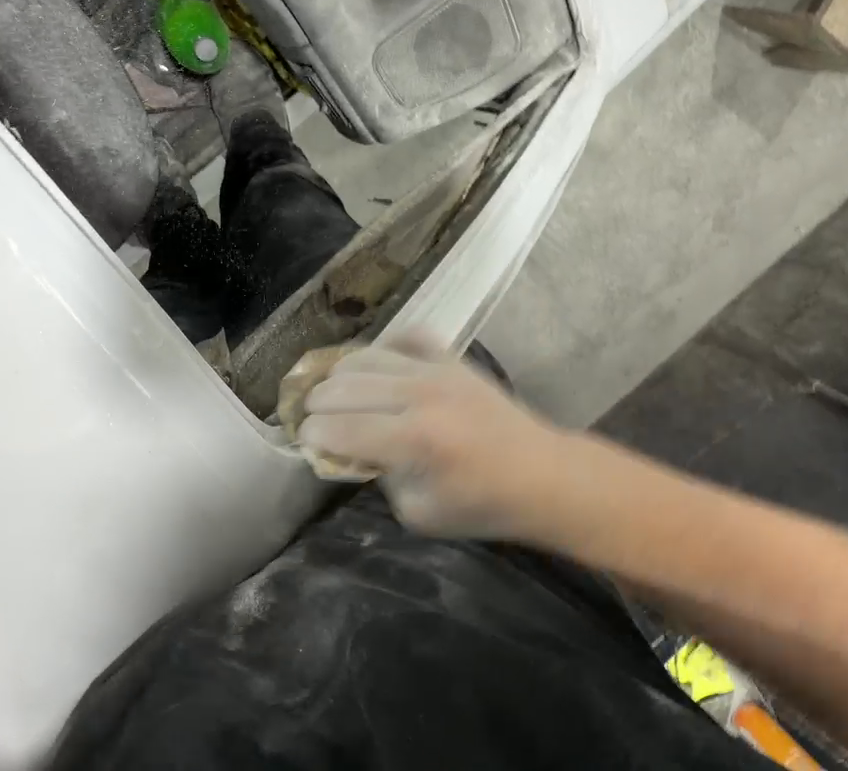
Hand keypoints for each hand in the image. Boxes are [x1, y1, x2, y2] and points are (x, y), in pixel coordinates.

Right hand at [297, 333, 569, 538]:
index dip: (311, 434)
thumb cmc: (481, 505)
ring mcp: (436, 370)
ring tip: (336, 392)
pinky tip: (378, 365)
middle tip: (314, 419)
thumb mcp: (417, 513)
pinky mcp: (452, 358)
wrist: (542, 476)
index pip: (339, 428)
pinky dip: (384, 346)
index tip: (305, 440)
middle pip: (343, 386)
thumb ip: (377, 479)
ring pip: (366, 355)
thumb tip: (348, 449)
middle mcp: (419, 397)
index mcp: (412, 442)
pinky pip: (407, 334)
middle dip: (317, 404)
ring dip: (340, 375)